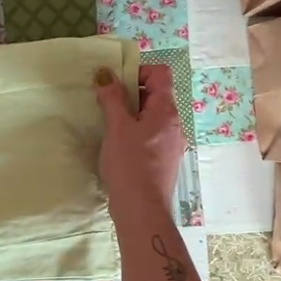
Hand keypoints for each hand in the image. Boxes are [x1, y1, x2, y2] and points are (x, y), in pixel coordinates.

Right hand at [94, 64, 186, 215]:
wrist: (141, 209)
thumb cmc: (129, 164)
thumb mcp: (117, 127)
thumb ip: (112, 98)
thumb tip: (106, 74)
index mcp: (166, 110)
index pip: (160, 74)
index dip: (138, 71)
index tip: (114, 83)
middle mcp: (174, 123)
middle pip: (155, 94)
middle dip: (130, 94)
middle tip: (105, 105)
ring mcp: (171, 143)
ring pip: (151, 117)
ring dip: (130, 115)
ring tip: (109, 127)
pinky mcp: (164, 160)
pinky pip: (150, 135)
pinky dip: (135, 133)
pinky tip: (118, 147)